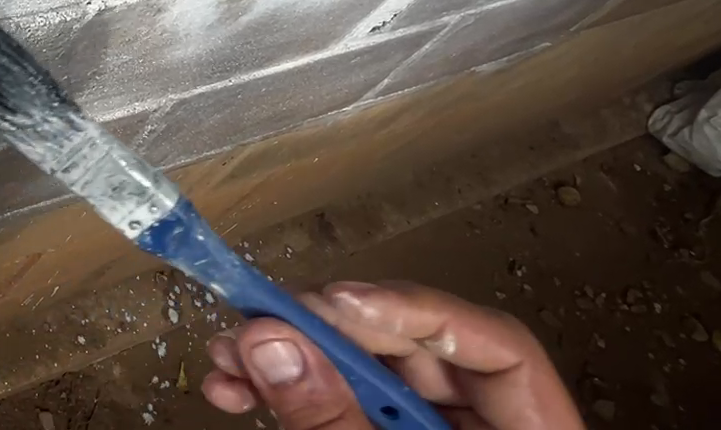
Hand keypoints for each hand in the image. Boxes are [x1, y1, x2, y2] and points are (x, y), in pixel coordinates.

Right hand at [201, 280, 584, 429]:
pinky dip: (280, 388)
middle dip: (317, 332)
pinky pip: (332, 399)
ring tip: (227, 357)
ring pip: (355, 371)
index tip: (330, 302)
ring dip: (281, 356)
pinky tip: (235, 387)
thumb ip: (336, 423)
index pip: (493, 347)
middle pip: (405, 351)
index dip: (410, 312)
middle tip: (258, 321)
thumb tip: (271, 338)